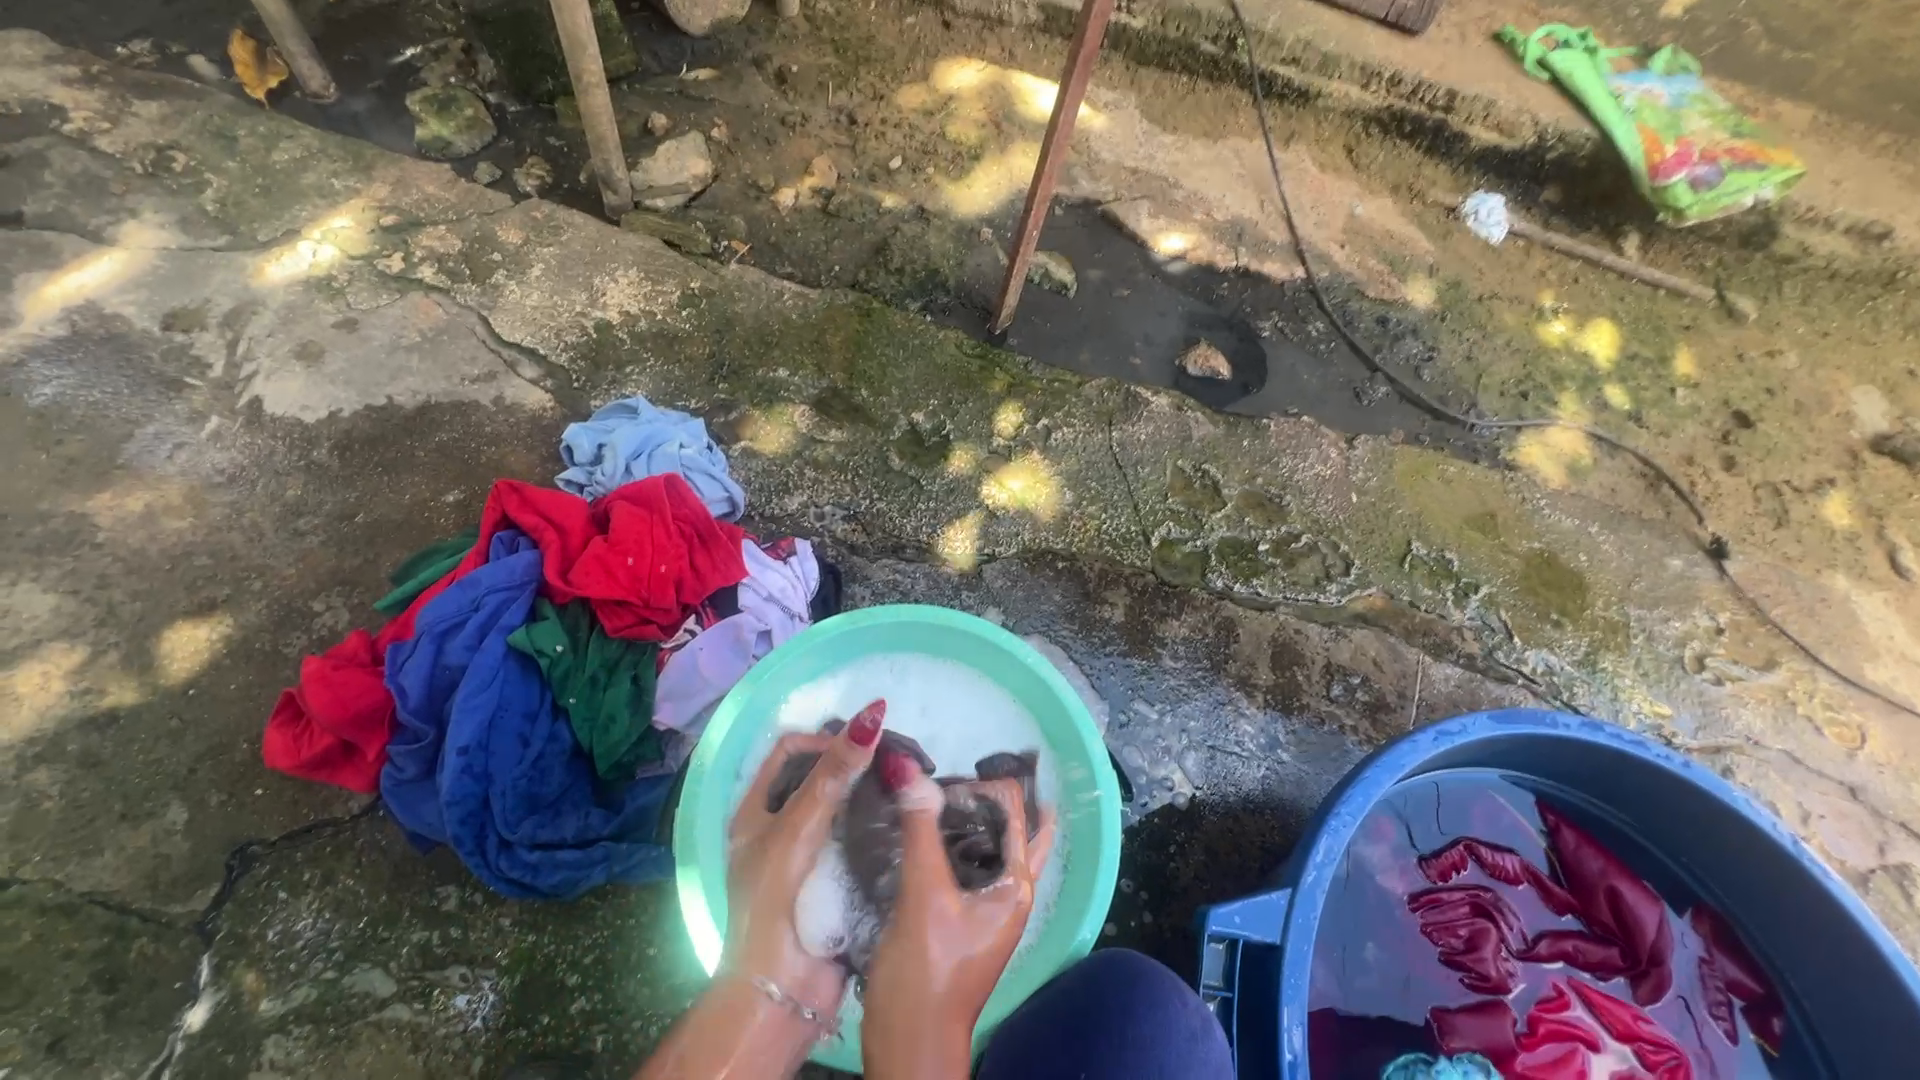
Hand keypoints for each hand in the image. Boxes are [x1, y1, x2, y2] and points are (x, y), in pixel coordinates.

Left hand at [726, 701, 885, 1022]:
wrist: (784, 989)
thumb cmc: (775, 901)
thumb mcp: (797, 830)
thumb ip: (832, 776)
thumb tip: (870, 716)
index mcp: (757, 810)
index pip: (791, 751)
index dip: (824, 739)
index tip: (862, 744)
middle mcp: (783, 825)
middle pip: (822, 774)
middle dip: (856, 761)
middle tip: (896, 755)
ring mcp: (813, 851)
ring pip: (847, 803)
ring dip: (873, 789)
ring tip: (908, 779)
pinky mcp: (841, 874)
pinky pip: (864, 834)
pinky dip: (883, 820)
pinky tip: (908, 813)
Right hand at [861, 755, 1055, 1079]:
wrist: (910, 1045)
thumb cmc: (927, 973)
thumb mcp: (924, 896)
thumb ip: (919, 829)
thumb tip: (907, 766)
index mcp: (1017, 885)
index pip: (1017, 811)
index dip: (984, 786)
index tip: (943, 780)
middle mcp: (1010, 891)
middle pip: (1015, 828)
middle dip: (993, 797)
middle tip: (953, 773)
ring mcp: (985, 907)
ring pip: (987, 846)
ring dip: (970, 818)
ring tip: (935, 792)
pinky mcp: (959, 917)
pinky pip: (962, 865)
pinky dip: (950, 841)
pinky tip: (920, 831)